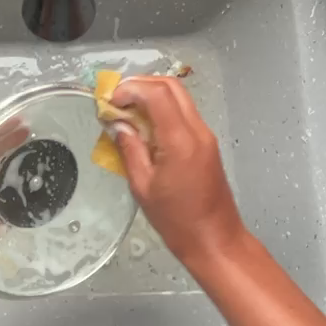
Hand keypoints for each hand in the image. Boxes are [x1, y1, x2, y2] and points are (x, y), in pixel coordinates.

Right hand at [110, 76, 249, 261]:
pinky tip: (143, 125)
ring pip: (179, 96)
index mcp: (180, 141)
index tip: (110, 101)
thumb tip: (117, 124)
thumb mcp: (142, 186)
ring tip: (126, 110)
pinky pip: (183, 113)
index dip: (130, 88)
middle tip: (116, 98)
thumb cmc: (176, 220)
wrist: (215, 240)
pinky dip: (161, 109)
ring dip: (151, 95)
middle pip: (171, 86)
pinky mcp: (206, 143)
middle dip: (140, 84)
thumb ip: (129, 149)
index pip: (157, 94)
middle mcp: (197, 130)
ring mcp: (205, 135)